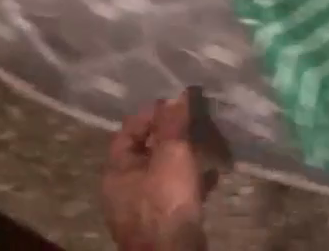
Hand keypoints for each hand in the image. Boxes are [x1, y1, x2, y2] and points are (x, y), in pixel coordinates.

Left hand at [102, 88, 231, 250]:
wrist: (173, 249)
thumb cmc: (166, 197)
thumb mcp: (171, 152)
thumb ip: (173, 122)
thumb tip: (176, 93)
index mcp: (117, 170)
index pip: (128, 130)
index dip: (151, 112)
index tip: (176, 101)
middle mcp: (122, 188)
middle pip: (145, 151)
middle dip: (169, 133)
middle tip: (192, 119)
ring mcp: (140, 207)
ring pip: (161, 171)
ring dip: (181, 156)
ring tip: (204, 144)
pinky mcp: (159, 220)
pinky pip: (174, 191)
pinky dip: (190, 179)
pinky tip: (211, 174)